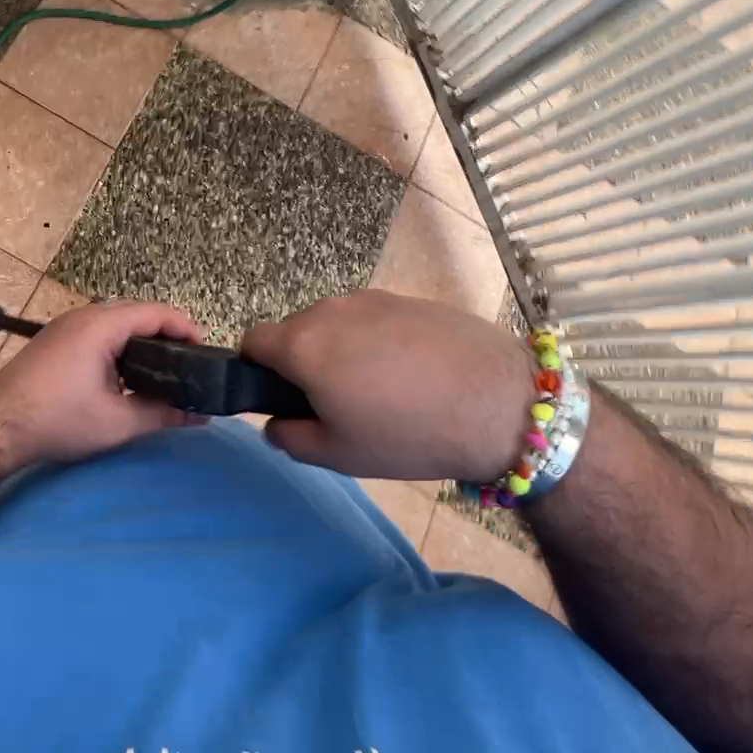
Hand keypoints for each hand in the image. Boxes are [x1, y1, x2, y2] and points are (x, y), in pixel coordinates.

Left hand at [0, 299, 205, 461]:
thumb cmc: (59, 420)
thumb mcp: (118, 422)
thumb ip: (164, 414)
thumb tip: (201, 415)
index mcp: (102, 326)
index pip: (156, 313)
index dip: (186, 328)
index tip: (207, 353)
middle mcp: (84, 316)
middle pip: (136, 313)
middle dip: (167, 334)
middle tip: (190, 364)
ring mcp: (66, 325)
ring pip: (116, 322)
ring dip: (142, 340)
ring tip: (164, 370)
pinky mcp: (55, 339)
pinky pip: (98, 331)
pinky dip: (120, 345)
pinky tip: (127, 374)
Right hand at [239, 289, 535, 481]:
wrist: (500, 403)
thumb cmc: (407, 433)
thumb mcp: (339, 454)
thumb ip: (289, 437)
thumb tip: (276, 422)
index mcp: (302, 344)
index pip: (252, 341)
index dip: (256, 370)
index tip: (280, 398)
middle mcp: (328, 310)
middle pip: (294, 331)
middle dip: (301, 362)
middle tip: (333, 403)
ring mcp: (370, 299)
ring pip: (334, 324)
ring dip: (339, 350)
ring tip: (379, 389)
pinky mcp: (407, 298)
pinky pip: (371, 319)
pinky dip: (375, 341)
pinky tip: (410, 373)